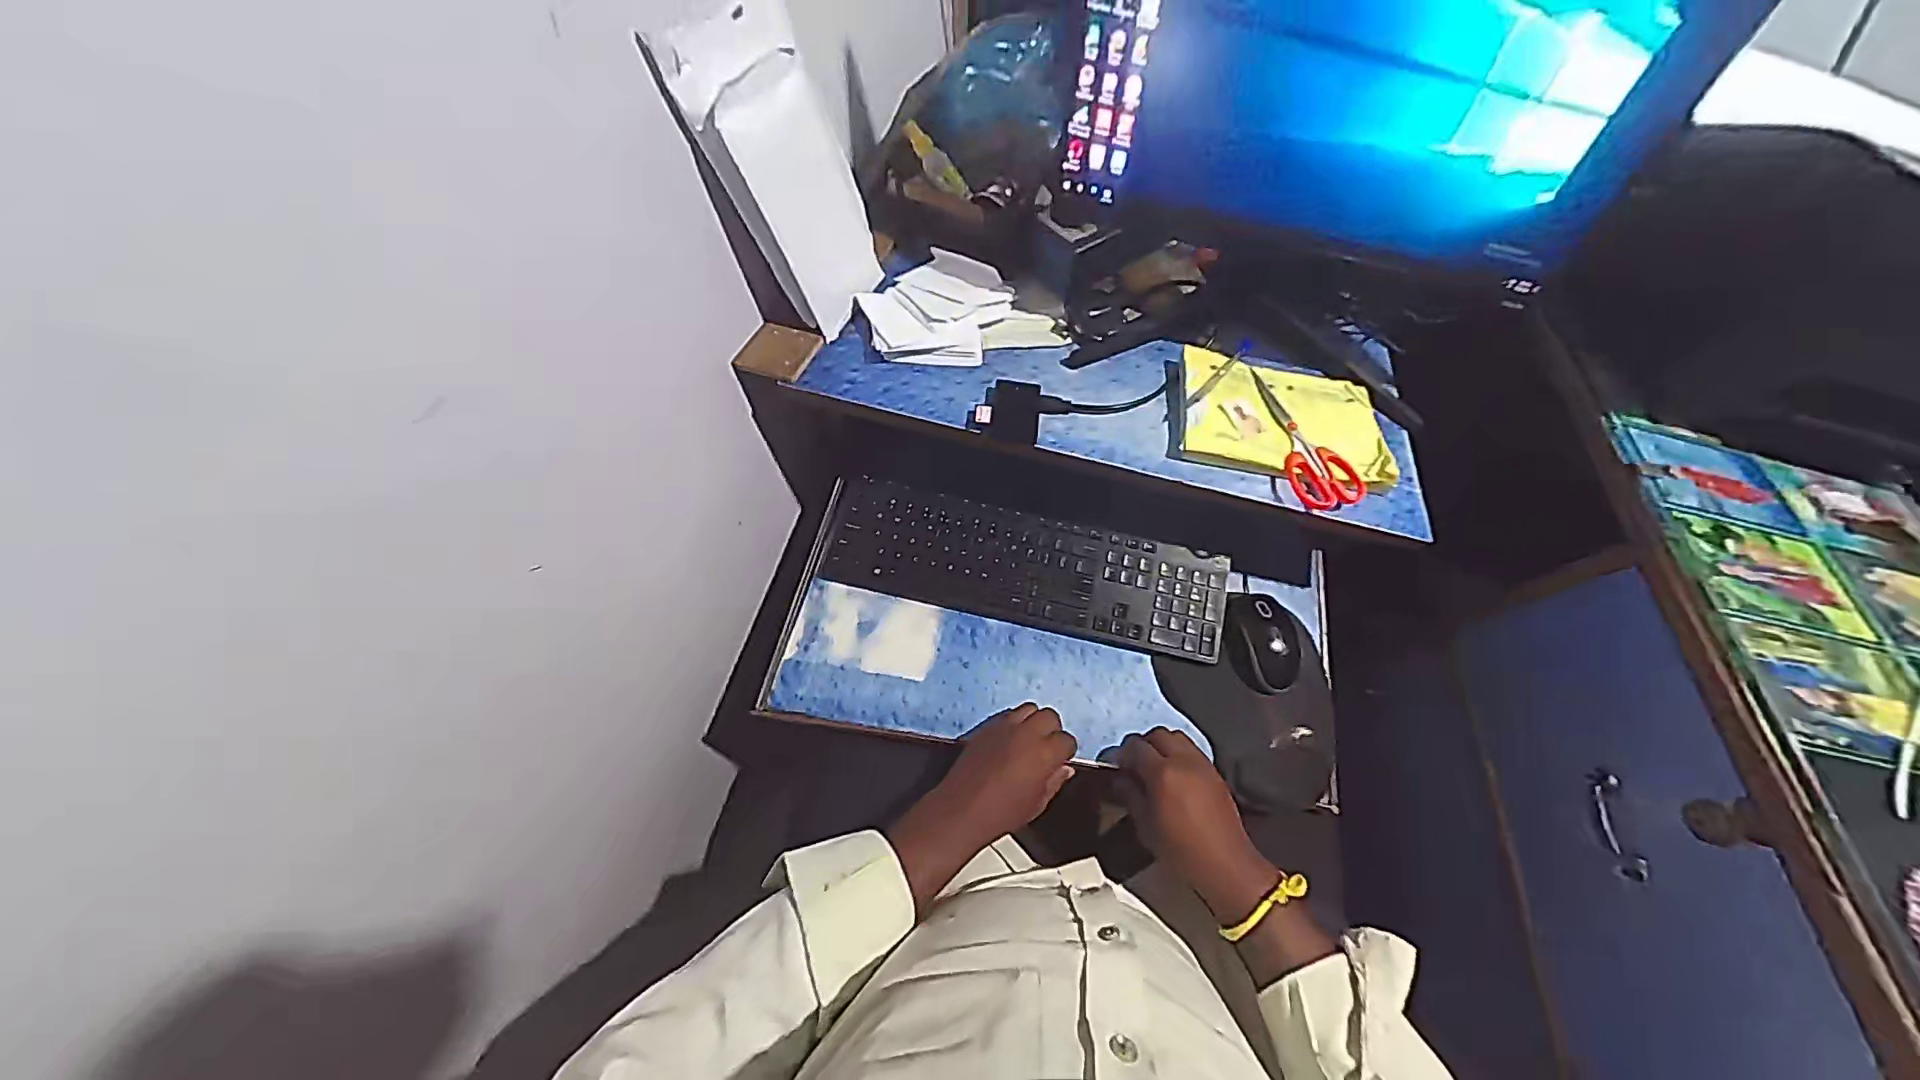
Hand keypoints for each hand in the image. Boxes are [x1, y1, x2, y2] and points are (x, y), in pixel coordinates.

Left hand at [887, 704, 1076, 916]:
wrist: (963, 808)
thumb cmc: (999, 812)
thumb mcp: (1037, 803)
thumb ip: (1054, 781)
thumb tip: (1063, 770)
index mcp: (1044, 754)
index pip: (1066, 740)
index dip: (1065, 751)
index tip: (1061, 758)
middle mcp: (1026, 734)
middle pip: (1049, 716)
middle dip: (1052, 730)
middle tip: (1048, 746)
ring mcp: (1005, 727)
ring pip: (1029, 708)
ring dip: (1033, 721)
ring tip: (1030, 739)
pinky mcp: (987, 726)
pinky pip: (1008, 714)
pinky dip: (1014, 722)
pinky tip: (1011, 739)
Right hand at [1118, 726, 1274, 922]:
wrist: (1225, 866)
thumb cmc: (1180, 851)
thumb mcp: (1145, 826)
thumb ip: (1130, 795)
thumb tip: (1120, 778)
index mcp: (1162, 772)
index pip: (1135, 746)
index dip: (1122, 754)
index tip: (1117, 768)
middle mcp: (1184, 761)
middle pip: (1158, 735)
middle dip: (1143, 746)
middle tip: (1135, 766)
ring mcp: (1203, 765)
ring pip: (1178, 738)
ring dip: (1163, 747)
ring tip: (1156, 769)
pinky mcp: (1216, 774)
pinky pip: (1192, 752)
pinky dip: (1180, 756)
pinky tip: (1175, 779)